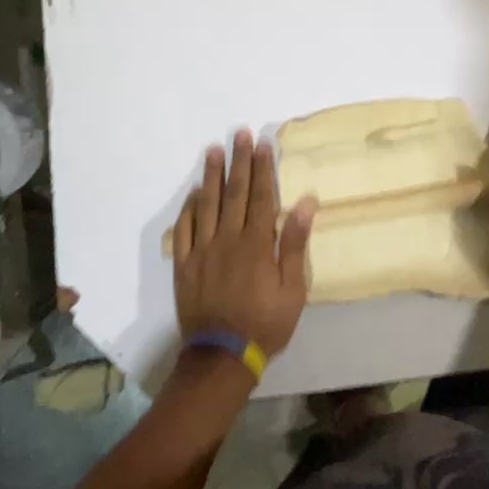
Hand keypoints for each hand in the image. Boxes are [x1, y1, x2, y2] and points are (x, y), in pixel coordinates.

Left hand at [171, 130, 317, 356]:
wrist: (222, 355)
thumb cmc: (265, 323)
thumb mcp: (293, 289)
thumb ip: (294, 244)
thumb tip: (304, 203)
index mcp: (256, 243)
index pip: (260, 197)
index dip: (262, 169)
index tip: (263, 144)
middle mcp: (228, 238)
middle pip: (234, 192)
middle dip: (238, 161)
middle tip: (238, 133)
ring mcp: (203, 250)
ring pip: (207, 204)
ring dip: (211, 175)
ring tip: (213, 150)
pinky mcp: (184, 263)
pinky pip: (184, 229)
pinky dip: (189, 208)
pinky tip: (194, 192)